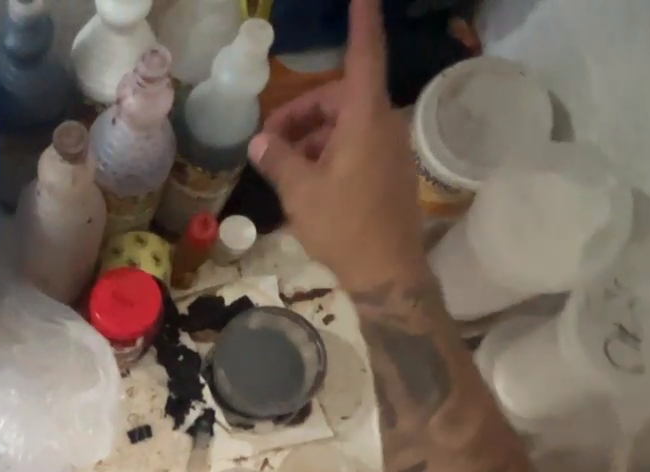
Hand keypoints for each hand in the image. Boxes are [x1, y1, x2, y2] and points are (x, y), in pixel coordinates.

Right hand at [248, 0, 427, 293]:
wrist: (386, 269)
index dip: (362, 19)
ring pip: (344, 126)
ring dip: (311, 139)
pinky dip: (327, 154)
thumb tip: (260, 141)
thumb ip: (279, 160)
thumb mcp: (300, 193)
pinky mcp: (388, 171)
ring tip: (281, 170)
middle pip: (340, 99)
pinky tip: (304, 183)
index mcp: (365, 119)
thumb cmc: (343, 225)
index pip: (364, 55)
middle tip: (267, 144)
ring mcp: (389, 148)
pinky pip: (354, 147)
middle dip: (302, 114)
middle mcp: (383, 124)